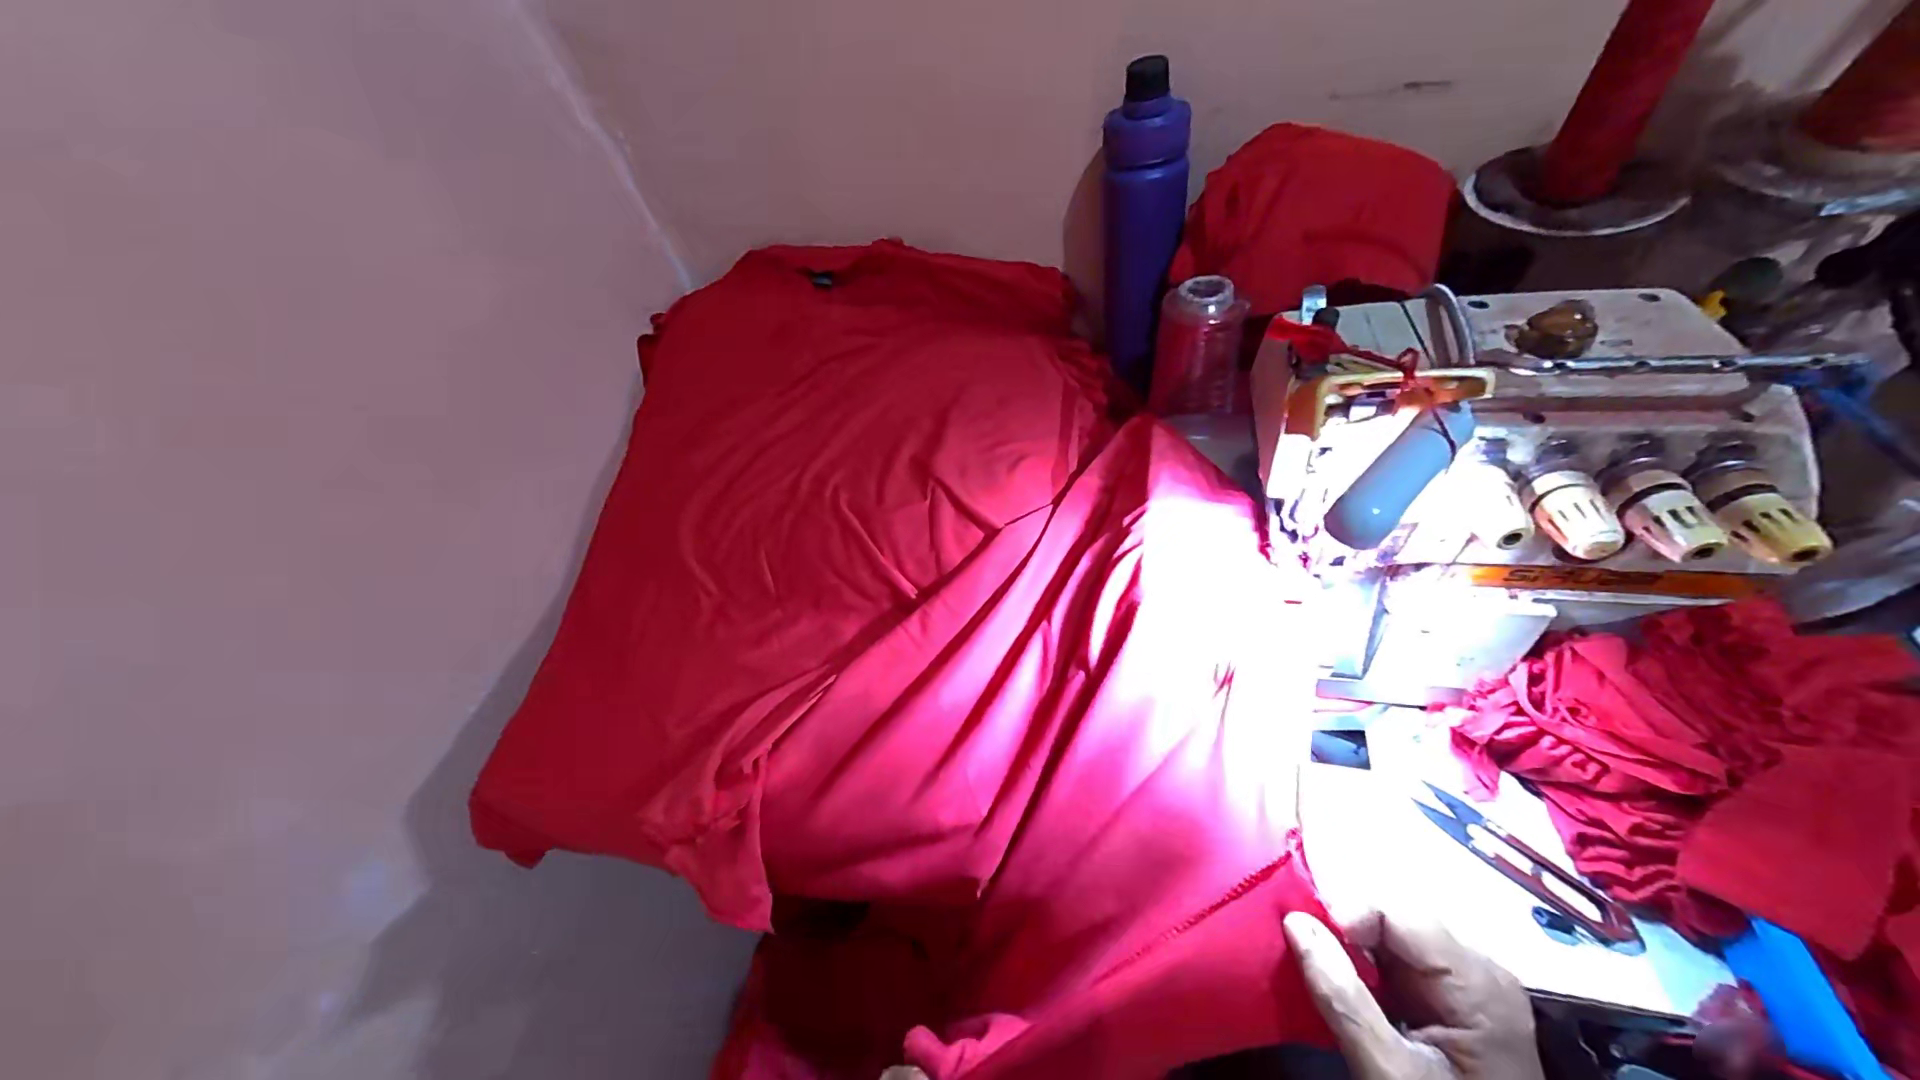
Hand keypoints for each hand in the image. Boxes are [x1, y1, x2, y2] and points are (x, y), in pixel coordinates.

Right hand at [1284, 911, 1543, 1079]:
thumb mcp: (1390, 1071)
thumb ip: (1343, 998)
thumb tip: (1295, 922)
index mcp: (1477, 983)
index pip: (1399, 914)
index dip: (1347, 915)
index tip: (1304, 936)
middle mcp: (1478, 971)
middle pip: (1395, 921)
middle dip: (1343, 931)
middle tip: (1302, 949)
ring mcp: (1467, 987)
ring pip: (1391, 939)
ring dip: (1349, 948)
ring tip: (1317, 965)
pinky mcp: (1450, 1003)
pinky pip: (1397, 963)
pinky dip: (1362, 967)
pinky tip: (1342, 985)